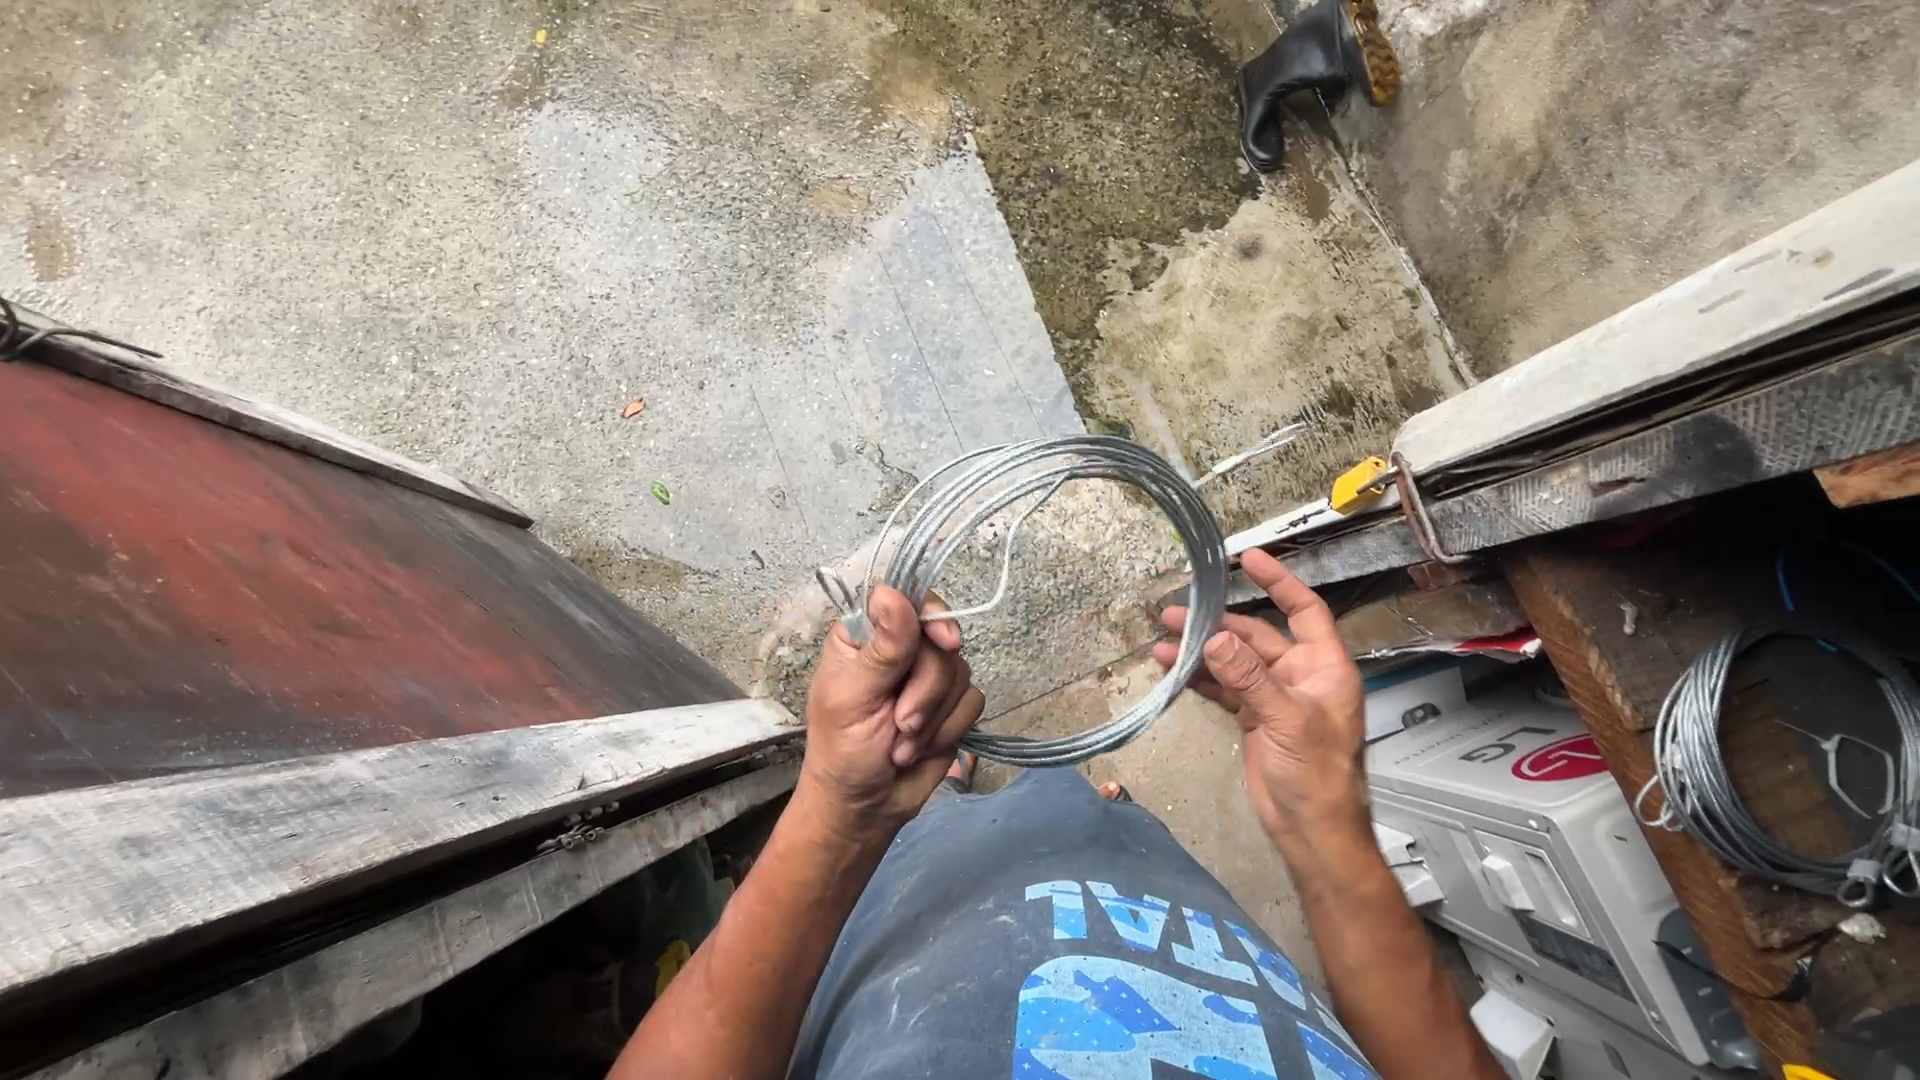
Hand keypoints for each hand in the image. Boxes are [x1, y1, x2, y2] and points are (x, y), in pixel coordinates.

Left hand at [799, 585, 984, 839]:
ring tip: (903, 743)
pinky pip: (972, 699)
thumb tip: (892, 592)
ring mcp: (928, 675)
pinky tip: (922, 748)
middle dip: (926, 689)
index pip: (903, 598)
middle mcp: (899, 647)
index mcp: (864, 636)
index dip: (929, 614)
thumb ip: (882, 649)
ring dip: (935, 715)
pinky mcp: (951, 704)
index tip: (944, 641)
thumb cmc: (843, 752)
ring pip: (960, 670)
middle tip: (900, 723)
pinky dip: (950, 728)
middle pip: (940, 639)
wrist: (866, 809)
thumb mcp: (853, 699)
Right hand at [1153, 549, 1367, 850]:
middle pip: (1255, 636)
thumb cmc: (1317, 775)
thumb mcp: (1286, 720)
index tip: (1249, 558)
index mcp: (1323, 667)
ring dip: (1201, 652)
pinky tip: (1173, 671)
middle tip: (1174, 614)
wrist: (1311, 830)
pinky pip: (1224, 687)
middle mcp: (1299, 675)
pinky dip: (1200, 679)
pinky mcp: (1254, 717)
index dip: (1279, 582)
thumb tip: (1213, 640)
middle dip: (1216, 624)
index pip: (1304, 611)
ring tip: (1163, 643)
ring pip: (1233, 662)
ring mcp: (1274, 696)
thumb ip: (1249, 678)